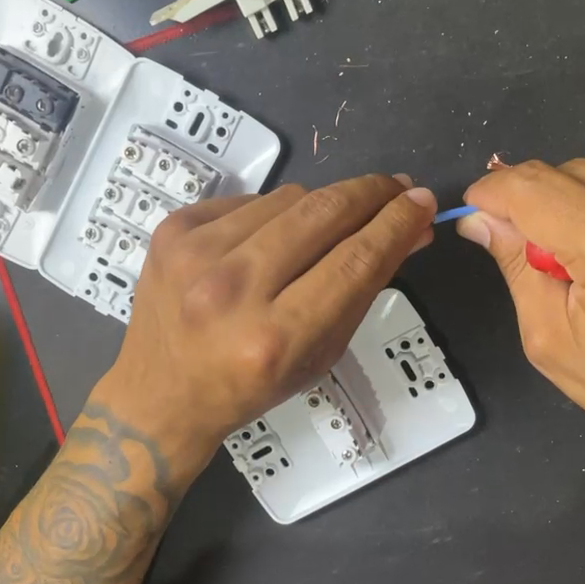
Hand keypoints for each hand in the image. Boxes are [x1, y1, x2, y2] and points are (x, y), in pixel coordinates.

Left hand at [94, 174, 436, 476]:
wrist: (162, 394)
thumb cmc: (250, 387)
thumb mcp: (319, 355)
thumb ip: (364, 290)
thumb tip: (408, 227)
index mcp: (274, 338)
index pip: (354, 260)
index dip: (396, 223)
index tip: (422, 202)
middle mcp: (231, 290)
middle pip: (322, 213)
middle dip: (370, 193)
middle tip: (396, 189)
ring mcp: (194, 254)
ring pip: (287, 198)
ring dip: (320, 206)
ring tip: (329, 226)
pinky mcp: (172, 230)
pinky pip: (247, 200)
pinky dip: (271, 214)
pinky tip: (271, 238)